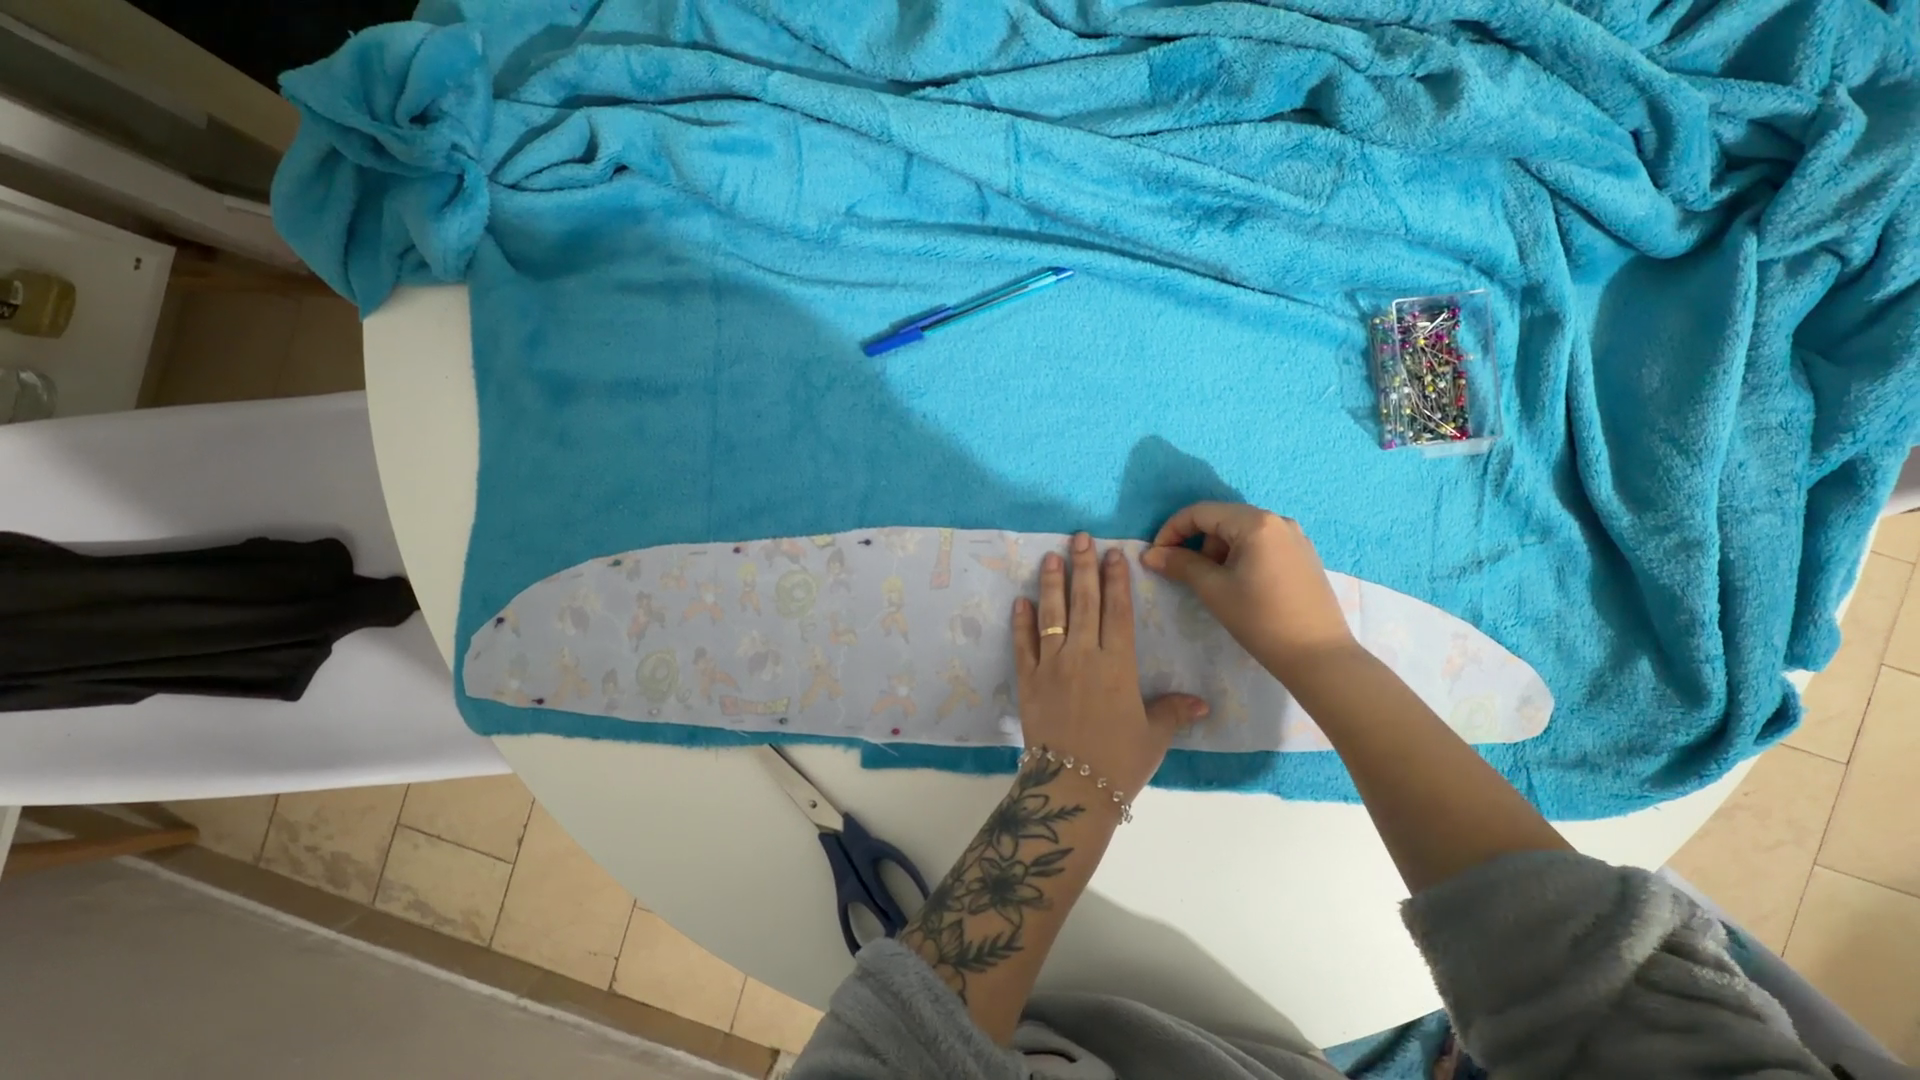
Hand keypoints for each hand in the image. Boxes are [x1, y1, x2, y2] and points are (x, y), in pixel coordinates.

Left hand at [1014, 532, 1208, 795]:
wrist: (1071, 786)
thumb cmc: (1119, 761)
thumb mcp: (1154, 736)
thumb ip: (1173, 712)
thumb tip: (1201, 704)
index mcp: (1118, 664)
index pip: (1118, 611)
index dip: (1116, 579)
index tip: (1112, 553)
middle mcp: (1083, 655)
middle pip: (1084, 602)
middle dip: (1082, 567)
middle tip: (1079, 537)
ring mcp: (1052, 666)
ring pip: (1051, 615)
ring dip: (1051, 584)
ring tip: (1050, 557)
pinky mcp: (1028, 681)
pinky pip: (1024, 644)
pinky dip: (1021, 622)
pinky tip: (1020, 602)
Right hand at [1140, 502, 1357, 681]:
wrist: (1318, 655)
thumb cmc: (1261, 619)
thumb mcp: (1214, 590)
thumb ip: (1181, 565)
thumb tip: (1151, 554)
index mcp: (1256, 522)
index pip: (1201, 512)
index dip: (1172, 530)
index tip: (1156, 557)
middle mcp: (1278, 521)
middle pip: (1222, 519)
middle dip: (1197, 543)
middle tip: (1186, 575)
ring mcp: (1295, 537)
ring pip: (1242, 533)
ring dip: (1218, 552)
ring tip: (1215, 585)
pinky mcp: (1304, 556)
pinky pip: (1262, 545)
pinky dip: (1241, 557)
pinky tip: (1241, 586)